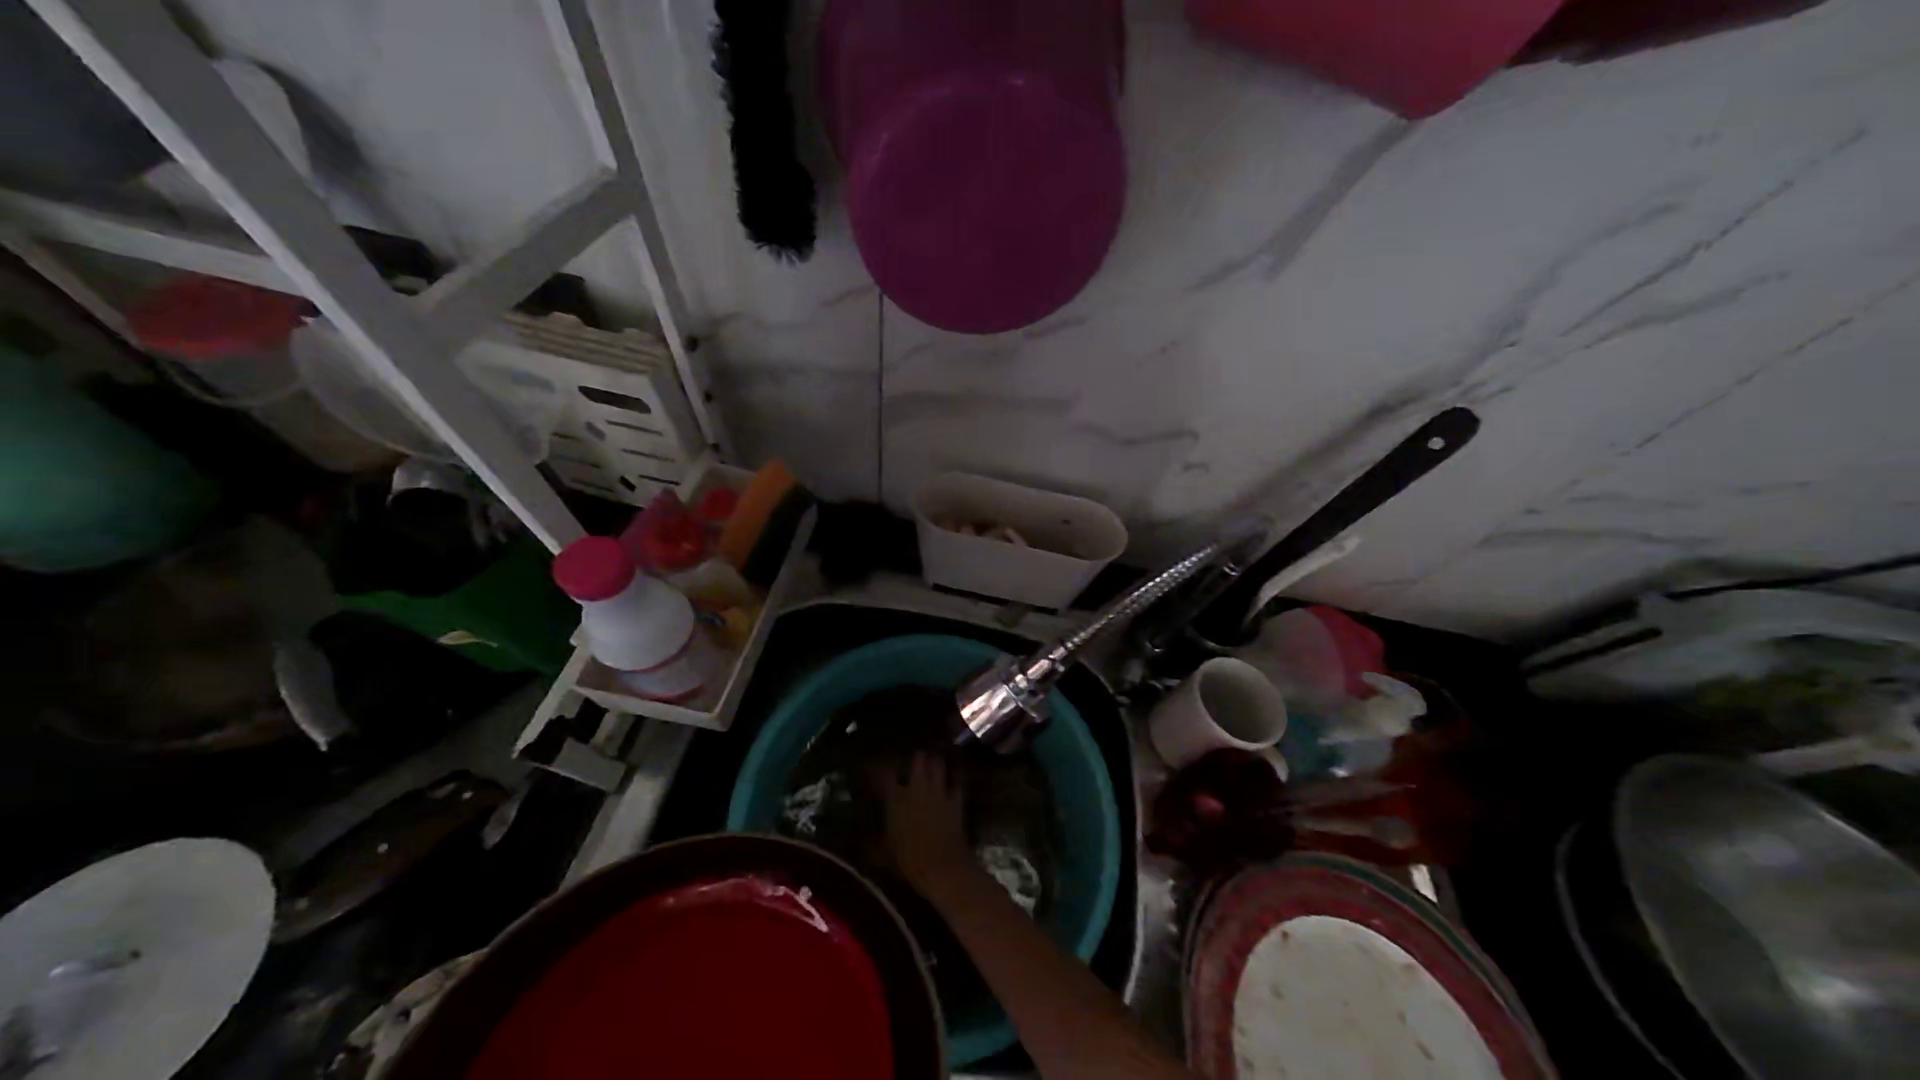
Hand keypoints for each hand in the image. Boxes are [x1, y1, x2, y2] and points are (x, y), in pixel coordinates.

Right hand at [874, 752, 971, 894]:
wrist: (942, 866)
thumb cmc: (909, 859)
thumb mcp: (886, 847)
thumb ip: (879, 833)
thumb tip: (864, 836)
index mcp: (896, 798)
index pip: (887, 773)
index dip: (884, 767)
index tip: (882, 765)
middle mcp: (917, 789)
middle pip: (917, 761)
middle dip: (917, 758)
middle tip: (916, 756)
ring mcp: (938, 792)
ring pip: (938, 766)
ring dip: (935, 762)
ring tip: (934, 759)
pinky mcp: (955, 800)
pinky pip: (956, 782)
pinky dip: (954, 778)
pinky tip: (954, 777)